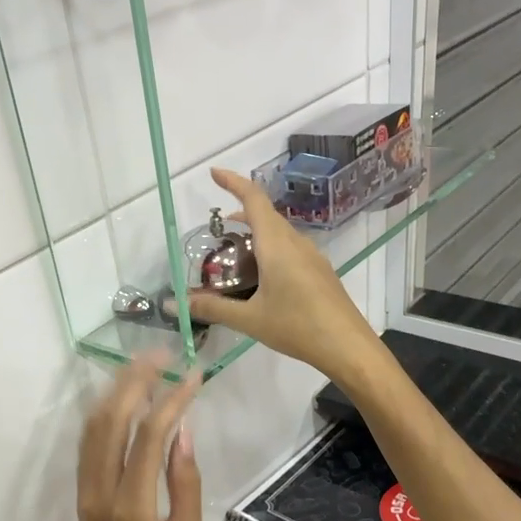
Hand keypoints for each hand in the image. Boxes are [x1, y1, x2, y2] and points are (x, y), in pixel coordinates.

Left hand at [76, 358, 203, 520]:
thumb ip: (185, 482)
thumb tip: (183, 430)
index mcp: (132, 507)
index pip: (149, 436)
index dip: (172, 400)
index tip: (194, 375)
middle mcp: (100, 493)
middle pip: (110, 420)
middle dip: (134, 381)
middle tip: (161, 354)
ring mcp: (85, 493)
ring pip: (92, 428)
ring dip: (115, 392)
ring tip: (142, 366)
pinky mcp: (81, 497)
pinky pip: (88, 445)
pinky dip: (104, 415)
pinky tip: (121, 400)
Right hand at [185, 168, 381, 378]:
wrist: (347, 346)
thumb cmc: (297, 327)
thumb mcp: (249, 320)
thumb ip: (212, 308)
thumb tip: (173, 302)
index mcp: (277, 245)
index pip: (254, 200)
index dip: (233, 182)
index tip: (214, 174)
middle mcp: (296, 243)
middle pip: (266, 215)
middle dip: (240, 214)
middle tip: (217, 232)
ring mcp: (312, 256)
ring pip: (279, 233)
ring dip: (256, 234)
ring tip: (235, 256)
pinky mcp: (319, 271)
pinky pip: (290, 248)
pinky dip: (270, 250)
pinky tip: (262, 277)